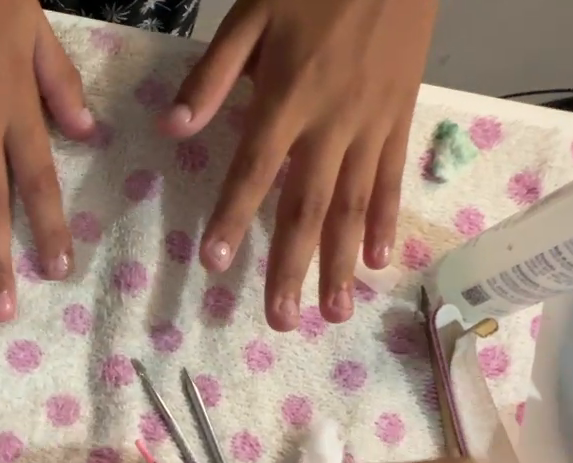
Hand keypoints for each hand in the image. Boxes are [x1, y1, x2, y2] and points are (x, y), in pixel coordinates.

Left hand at [164, 0, 435, 331]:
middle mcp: (332, 122)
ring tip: (332, 315)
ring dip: (340, 264)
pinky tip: (377, 263)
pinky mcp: (401, 116)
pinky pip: (392, 178)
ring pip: (354, 206)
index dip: (234, 218)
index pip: (254, 170)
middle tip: (282, 322)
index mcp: (288, 97)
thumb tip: (171, 129)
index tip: (215, 264)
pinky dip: (385, 221)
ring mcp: (372, 123)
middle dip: (293, 268)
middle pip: (308, 207)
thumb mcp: (254, 11)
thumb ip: (214, 75)